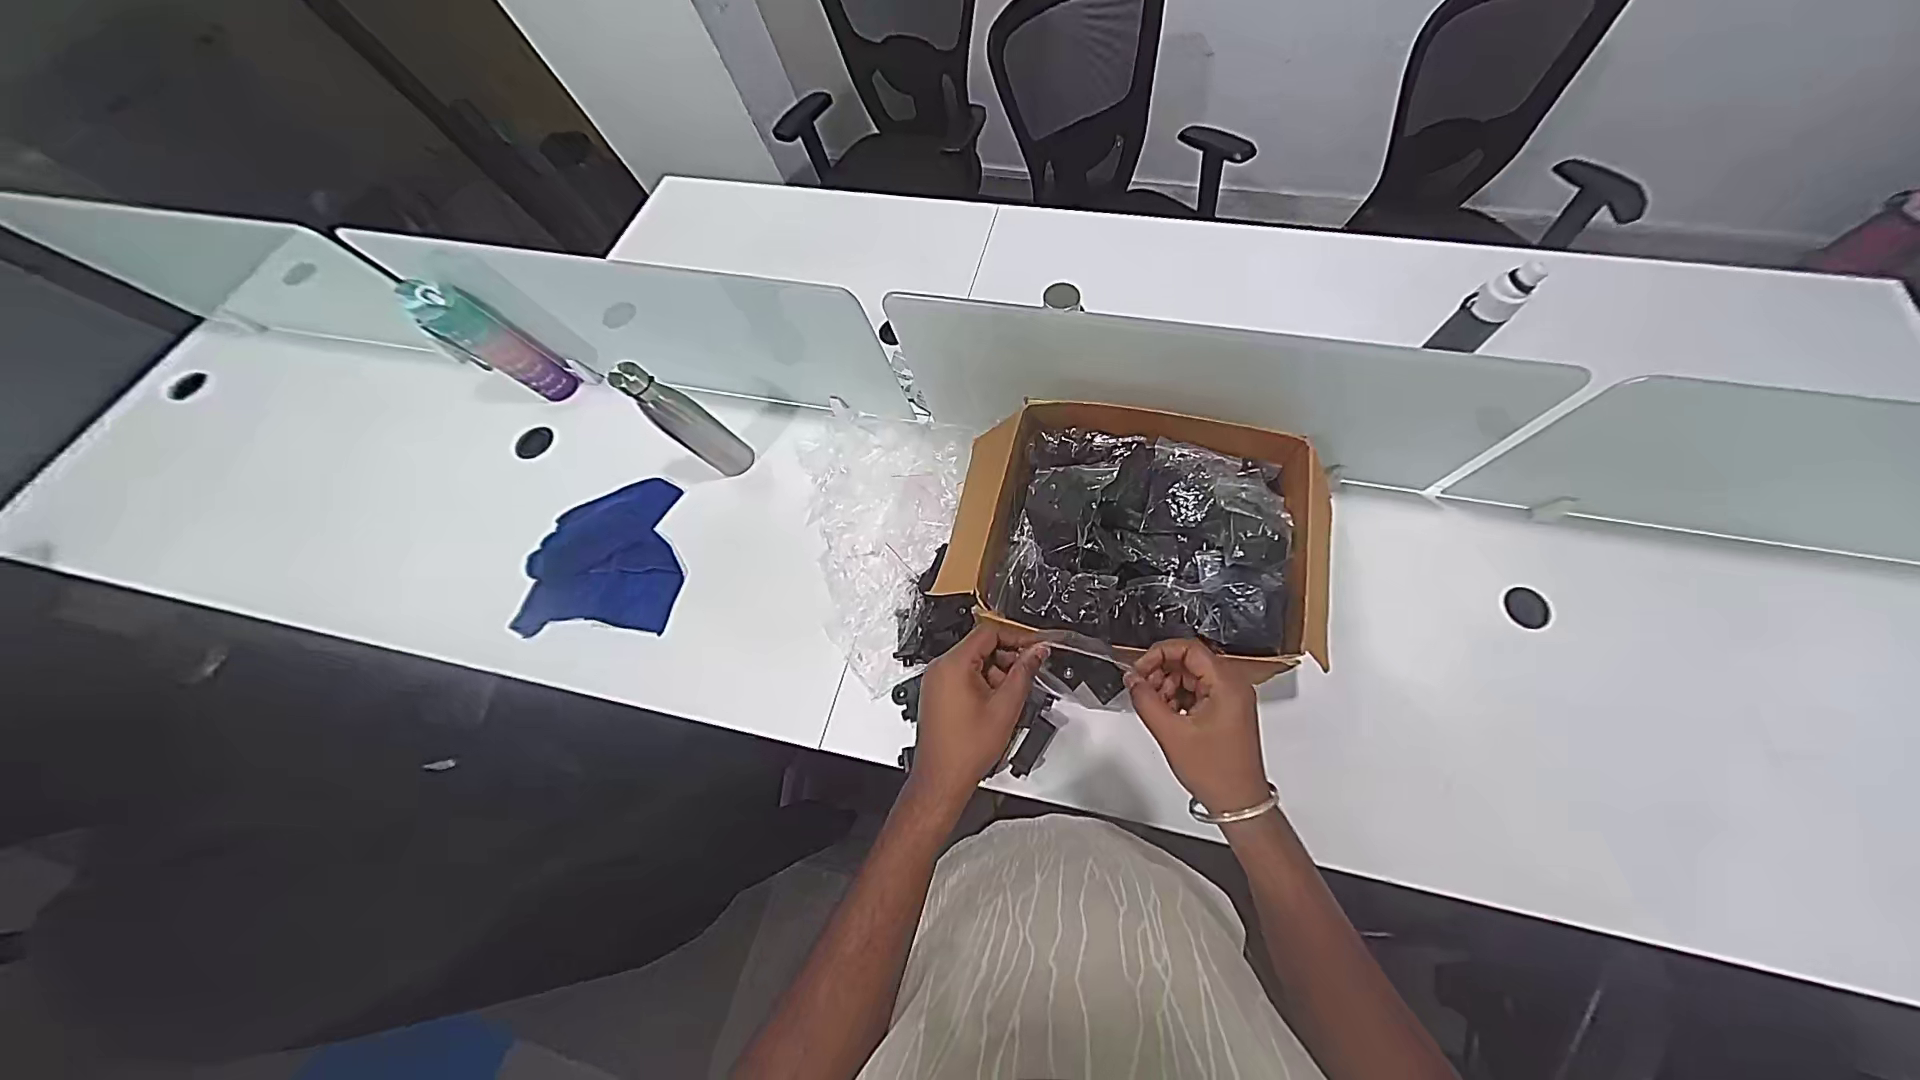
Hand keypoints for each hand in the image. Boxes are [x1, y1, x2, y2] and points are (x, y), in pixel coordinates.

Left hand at [909, 625, 1048, 808]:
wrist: (943, 777)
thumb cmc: (965, 750)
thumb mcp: (1006, 706)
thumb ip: (1024, 672)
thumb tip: (1036, 652)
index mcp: (953, 665)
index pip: (989, 632)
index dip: (1016, 636)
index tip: (1034, 645)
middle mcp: (940, 668)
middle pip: (981, 645)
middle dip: (1008, 657)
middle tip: (1028, 670)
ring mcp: (937, 681)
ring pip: (974, 661)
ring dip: (997, 672)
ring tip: (1011, 695)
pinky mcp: (938, 693)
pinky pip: (964, 675)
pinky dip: (984, 682)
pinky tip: (997, 702)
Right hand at [1125, 639, 1270, 814]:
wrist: (1238, 802)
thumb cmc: (1217, 773)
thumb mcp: (1170, 732)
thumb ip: (1146, 699)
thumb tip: (1132, 679)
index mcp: (1226, 684)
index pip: (1188, 649)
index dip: (1159, 654)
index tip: (1140, 668)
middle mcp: (1233, 686)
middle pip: (1188, 661)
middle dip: (1161, 671)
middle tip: (1142, 687)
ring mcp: (1231, 698)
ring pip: (1190, 676)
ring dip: (1167, 686)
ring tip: (1155, 705)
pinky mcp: (1226, 709)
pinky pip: (1196, 691)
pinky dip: (1177, 697)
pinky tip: (1167, 714)